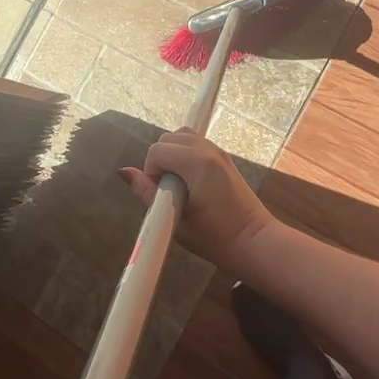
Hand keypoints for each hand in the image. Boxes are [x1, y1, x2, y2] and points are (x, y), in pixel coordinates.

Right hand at [118, 130, 278, 270]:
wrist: (254, 241)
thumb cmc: (215, 238)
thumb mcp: (175, 220)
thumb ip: (148, 194)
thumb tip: (124, 172)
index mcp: (197, 164)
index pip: (157, 151)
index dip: (151, 172)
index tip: (162, 196)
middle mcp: (208, 150)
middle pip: (168, 139)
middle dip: (160, 161)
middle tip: (168, 192)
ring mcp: (218, 151)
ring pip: (182, 137)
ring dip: (173, 155)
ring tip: (178, 184)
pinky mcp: (224, 157)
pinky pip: (196, 143)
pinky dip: (185, 155)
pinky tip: (191, 181)